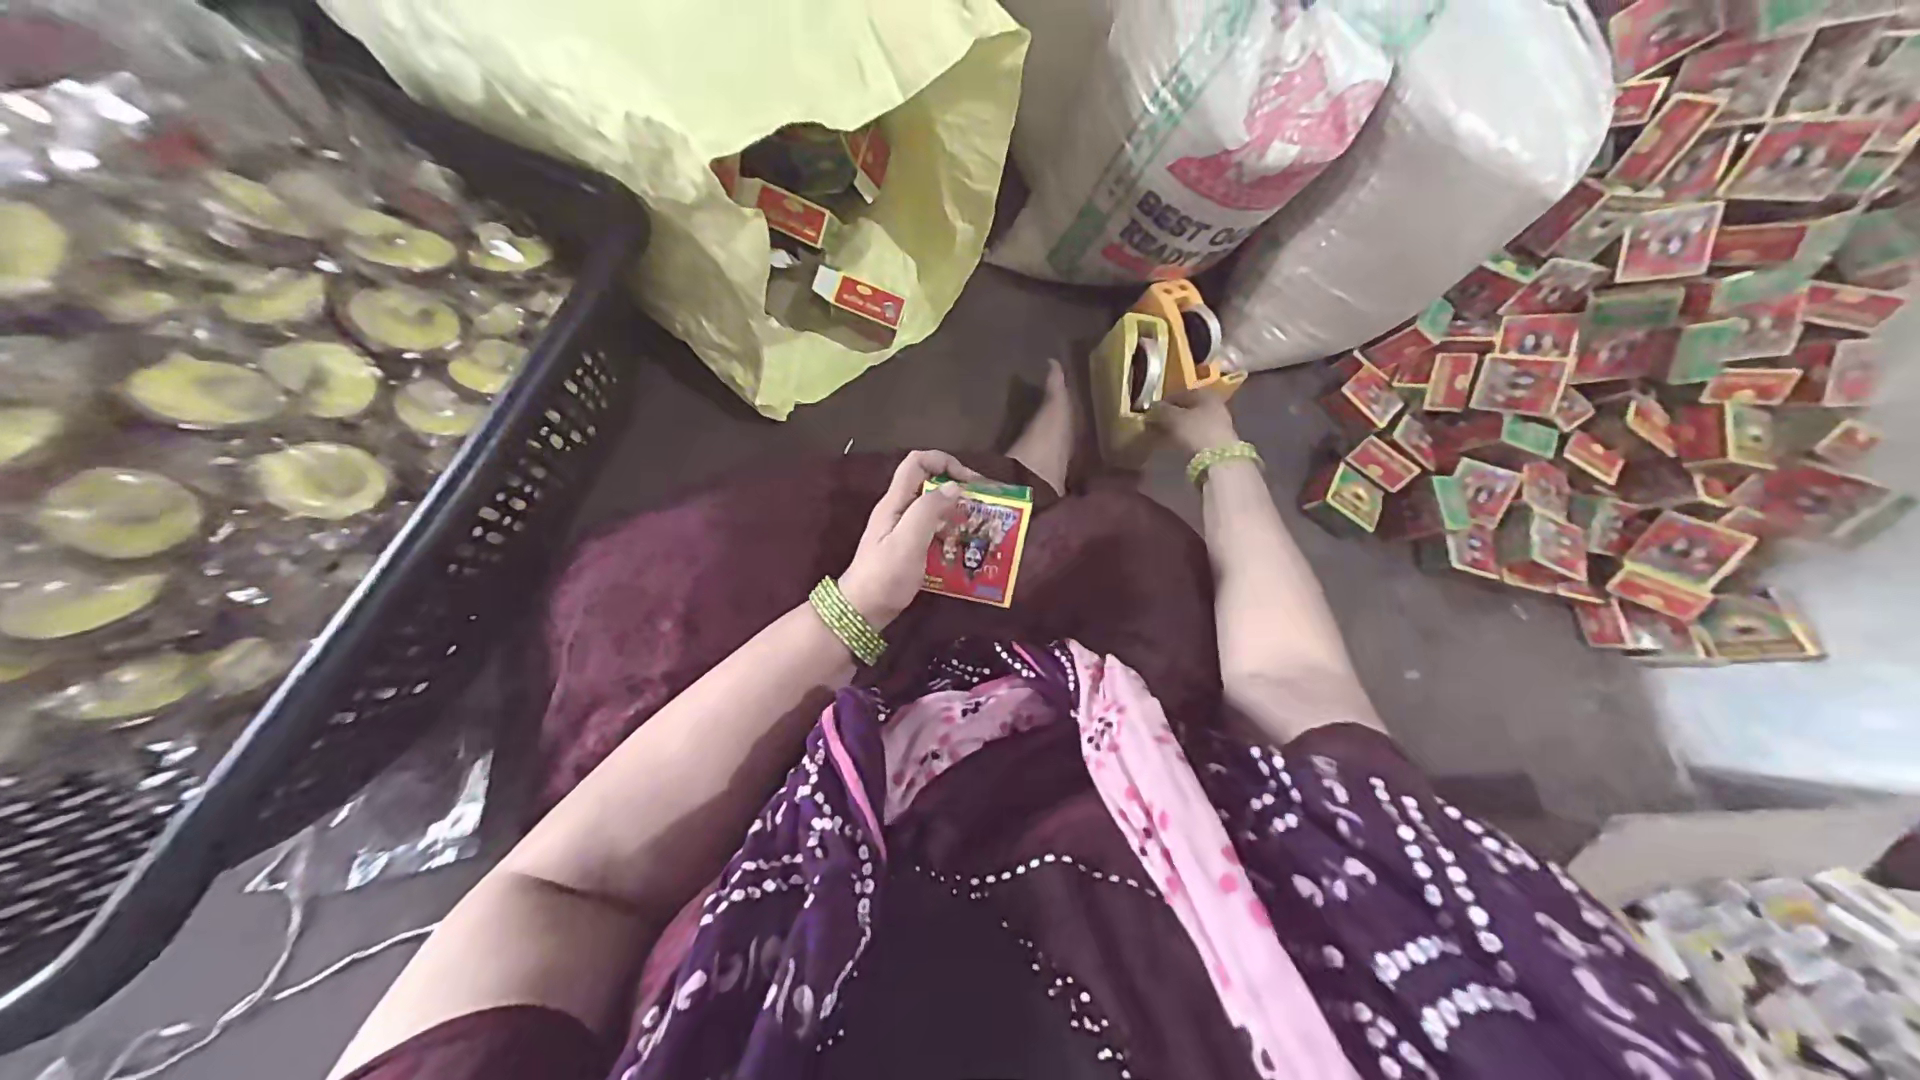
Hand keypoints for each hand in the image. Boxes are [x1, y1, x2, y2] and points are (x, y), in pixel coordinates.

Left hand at [838, 450, 985, 626]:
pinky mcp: (908, 548)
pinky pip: (933, 530)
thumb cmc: (884, 576)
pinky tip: (964, 546)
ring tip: (979, 526)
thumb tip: (955, 487)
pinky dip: (950, 532)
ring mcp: (902, 529)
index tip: (969, 481)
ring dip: (956, 511)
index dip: (944, 462)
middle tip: (981, 505)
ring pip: (932, 507)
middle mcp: (898, 510)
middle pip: (928, 482)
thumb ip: (928, 511)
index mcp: (895, 502)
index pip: (917, 462)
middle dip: (956, 488)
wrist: (862, 611)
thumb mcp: (907, 541)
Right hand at [1150, 392, 1240, 456]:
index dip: (1163, 402)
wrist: (1218, 460)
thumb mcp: (1173, 418)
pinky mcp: (1217, 441)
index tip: (1150, 412)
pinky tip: (1173, 444)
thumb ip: (1160, 410)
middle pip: (1187, 408)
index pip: (1179, 394)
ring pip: (1191, 422)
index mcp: (1205, 394)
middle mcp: (1214, 405)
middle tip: (1154, 424)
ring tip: (1161, 436)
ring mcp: (1217, 424)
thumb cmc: (1195, 431)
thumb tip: (1152, 407)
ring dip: (1176, 428)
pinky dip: (1183, 438)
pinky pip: (1195, 435)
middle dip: (1170, 416)